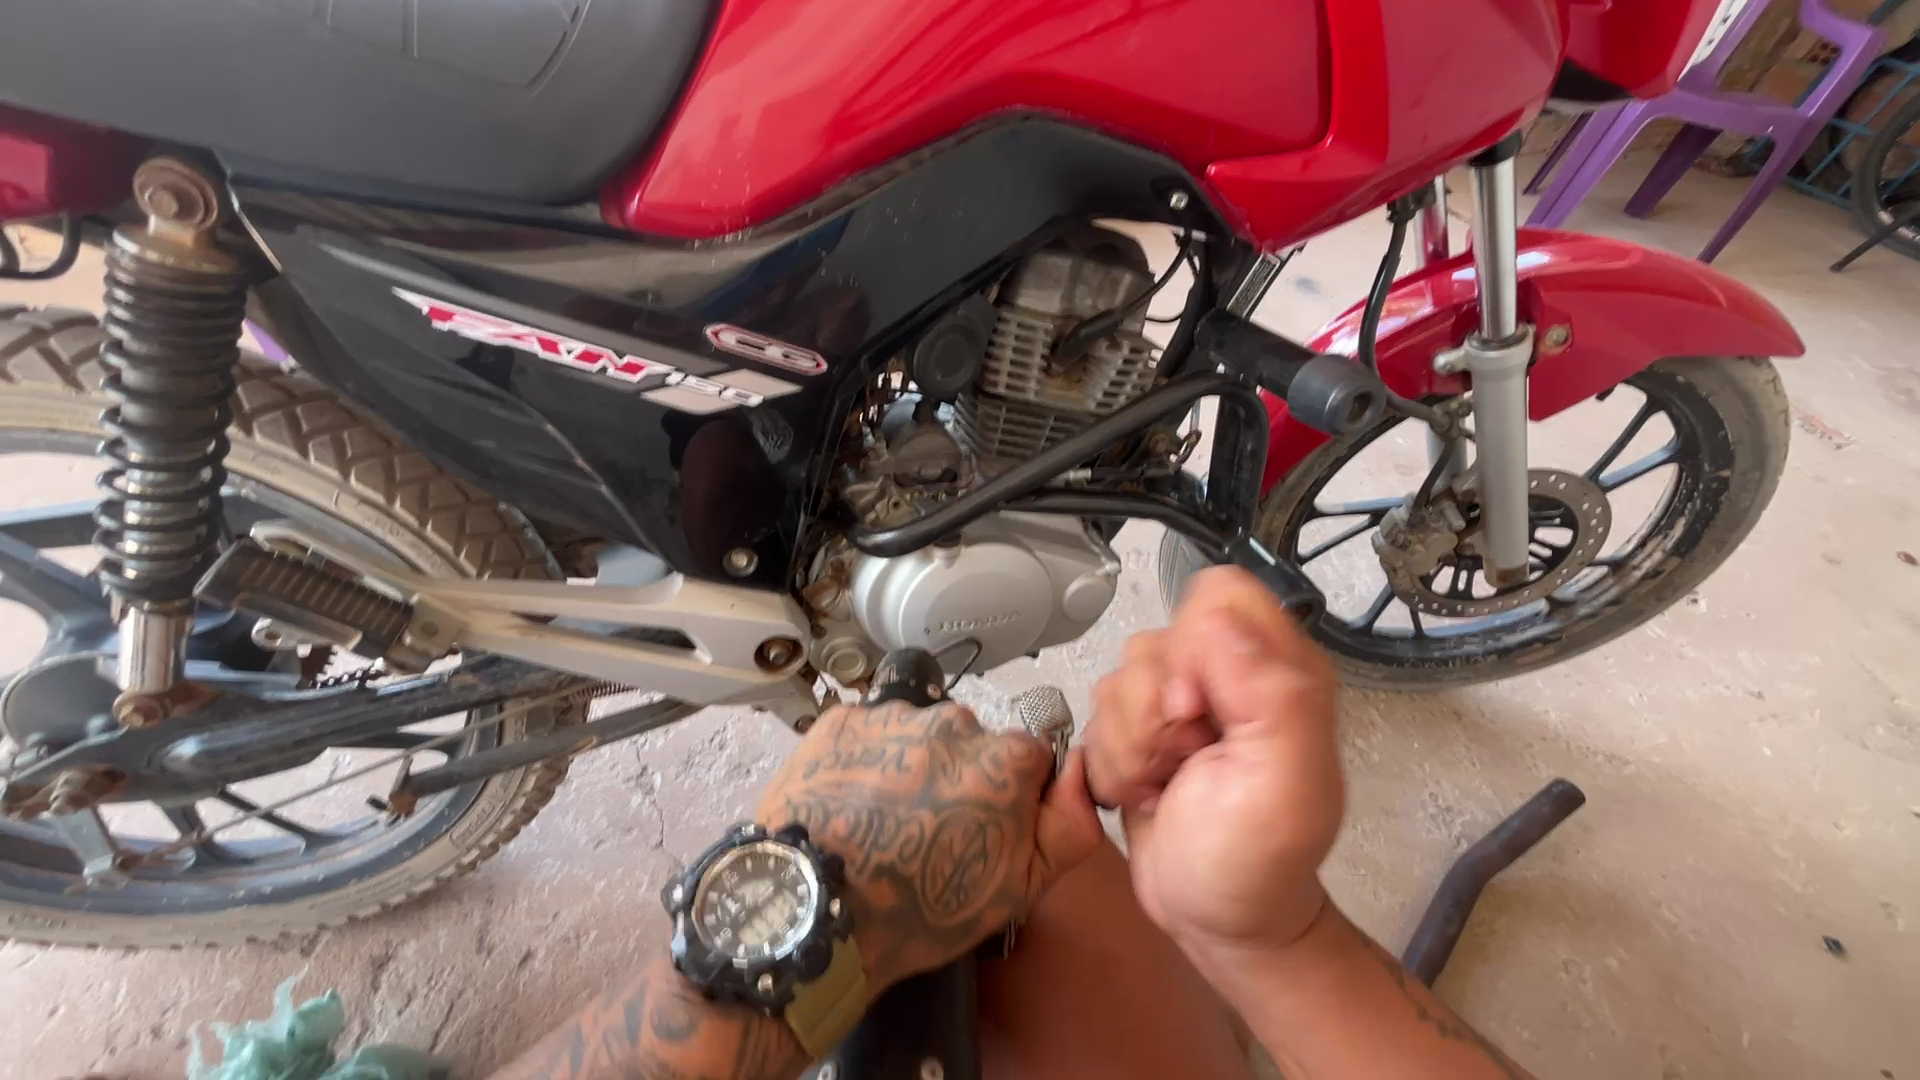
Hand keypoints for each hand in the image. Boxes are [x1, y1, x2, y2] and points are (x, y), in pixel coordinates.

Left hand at [756, 699, 1101, 999]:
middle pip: (971, 743)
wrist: (817, 910)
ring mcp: (894, 715)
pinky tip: (851, 802)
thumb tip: (1082, 773)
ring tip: (884, 819)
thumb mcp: (1019, 887)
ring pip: (918, 735)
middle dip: (961, 777)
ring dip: (911, 765)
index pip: (1027, 759)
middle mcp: (954, 720)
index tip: (984, 830)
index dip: (1011, 797)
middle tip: (929, 830)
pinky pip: (870, 734)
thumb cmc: (923, 909)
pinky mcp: (842, 720)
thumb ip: (1069, 826)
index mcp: (1005, 758)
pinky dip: (866, 759)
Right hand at [1084, 565, 1342, 963]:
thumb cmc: (1257, 864)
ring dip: (1130, 746)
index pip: (1222, 596)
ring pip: (1118, 679)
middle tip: (1184, 757)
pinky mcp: (1139, 728)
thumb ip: (1271, 695)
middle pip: (1155, 641)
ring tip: (1166, 783)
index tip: (1195, 704)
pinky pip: (1096, 715)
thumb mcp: (1286, 787)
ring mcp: (1177, 703)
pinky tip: (1146, 790)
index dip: (1194, 641)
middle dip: (1152, 710)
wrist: (1215, 918)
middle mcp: (1225, 677)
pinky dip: (1111, 763)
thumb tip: (1220, 620)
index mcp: (1277, 673)